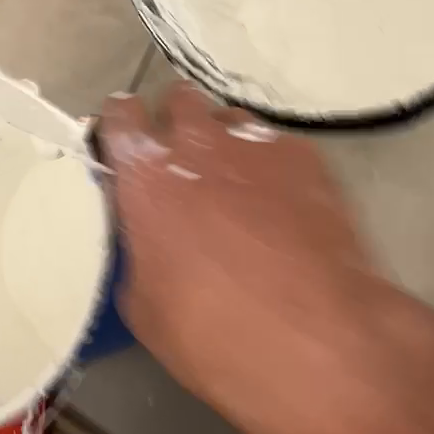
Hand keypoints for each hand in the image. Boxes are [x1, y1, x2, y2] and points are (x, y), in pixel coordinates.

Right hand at [99, 82, 387, 433]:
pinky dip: (271, 166)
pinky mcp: (304, 153)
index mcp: (147, 171)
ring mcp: (256, 141)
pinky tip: (283, 205)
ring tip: (237, 186)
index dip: (122, 124)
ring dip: (224, 143)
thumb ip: (135, 245)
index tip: (127, 143)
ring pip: (229, 119)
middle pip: (179, 98)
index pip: (120, 113)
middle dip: (176, 122)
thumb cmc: (211, 331)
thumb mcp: (142, 303)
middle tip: (183, 164)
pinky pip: (275, 145)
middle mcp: (199, 140)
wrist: (313, 335)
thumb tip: (143, 232)